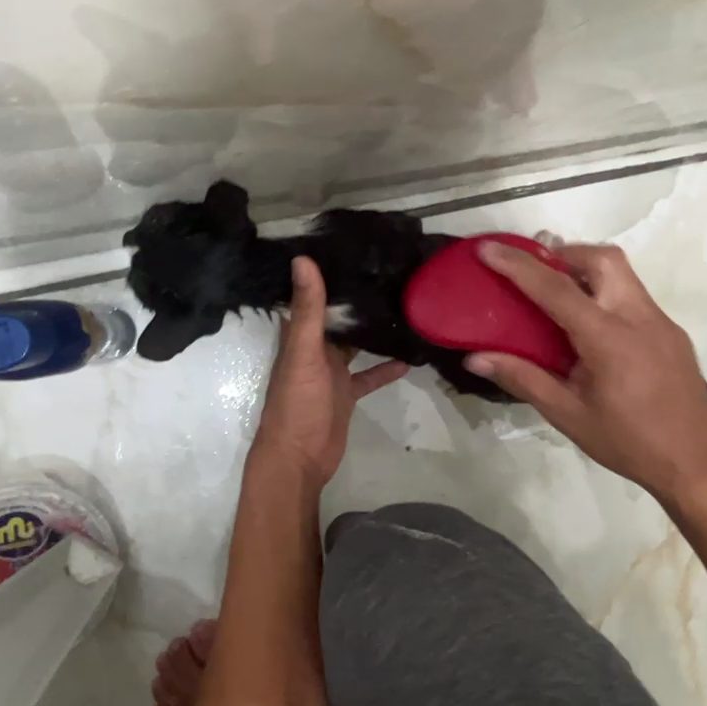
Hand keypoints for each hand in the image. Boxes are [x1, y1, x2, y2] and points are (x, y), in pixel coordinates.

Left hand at [250, 257, 407, 486]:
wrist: (299, 459)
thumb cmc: (297, 404)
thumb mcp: (303, 353)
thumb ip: (307, 310)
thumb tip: (301, 259)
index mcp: (298, 337)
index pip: (311, 297)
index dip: (326, 274)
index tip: (352, 247)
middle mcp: (313, 350)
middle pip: (336, 319)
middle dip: (356, 300)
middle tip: (390, 272)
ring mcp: (331, 373)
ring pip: (354, 345)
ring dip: (372, 331)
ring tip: (406, 307)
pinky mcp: (346, 394)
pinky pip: (368, 376)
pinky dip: (385, 368)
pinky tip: (409, 358)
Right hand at [467, 242, 706, 503]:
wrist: (693, 461)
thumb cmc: (626, 441)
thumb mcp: (566, 414)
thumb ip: (522, 378)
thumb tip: (475, 358)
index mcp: (608, 338)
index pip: (556, 288)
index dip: (518, 265)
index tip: (488, 248)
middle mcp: (638, 317)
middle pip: (602, 259)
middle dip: (564, 254)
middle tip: (534, 270)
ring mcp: (660, 321)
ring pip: (622, 273)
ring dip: (585, 270)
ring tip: (556, 295)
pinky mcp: (670, 331)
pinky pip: (632, 295)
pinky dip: (603, 293)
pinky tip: (587, 328)